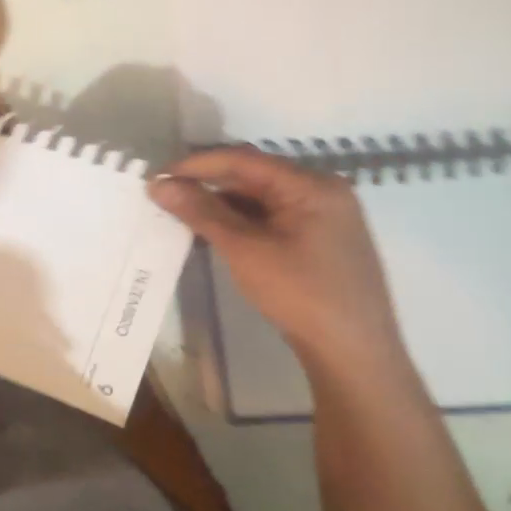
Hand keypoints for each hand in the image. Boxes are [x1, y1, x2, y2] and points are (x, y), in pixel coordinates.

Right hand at [148, 146, 405, 364]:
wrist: (353, 350)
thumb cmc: (300, 293)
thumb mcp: (244, 249)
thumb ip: (201, 211)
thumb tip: (158, 183)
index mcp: (312, 186)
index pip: (244, 160)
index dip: (196, 164)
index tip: (157, 176)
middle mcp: (322, 192)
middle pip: (253, 176)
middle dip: (206, 183)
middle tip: (164, 195)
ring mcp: (323, 216)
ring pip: (259, 197)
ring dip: (219, 203)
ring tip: (180, 214)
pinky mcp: (318, 238)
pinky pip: (270, 216)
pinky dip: (239, 220)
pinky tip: (213, 232)